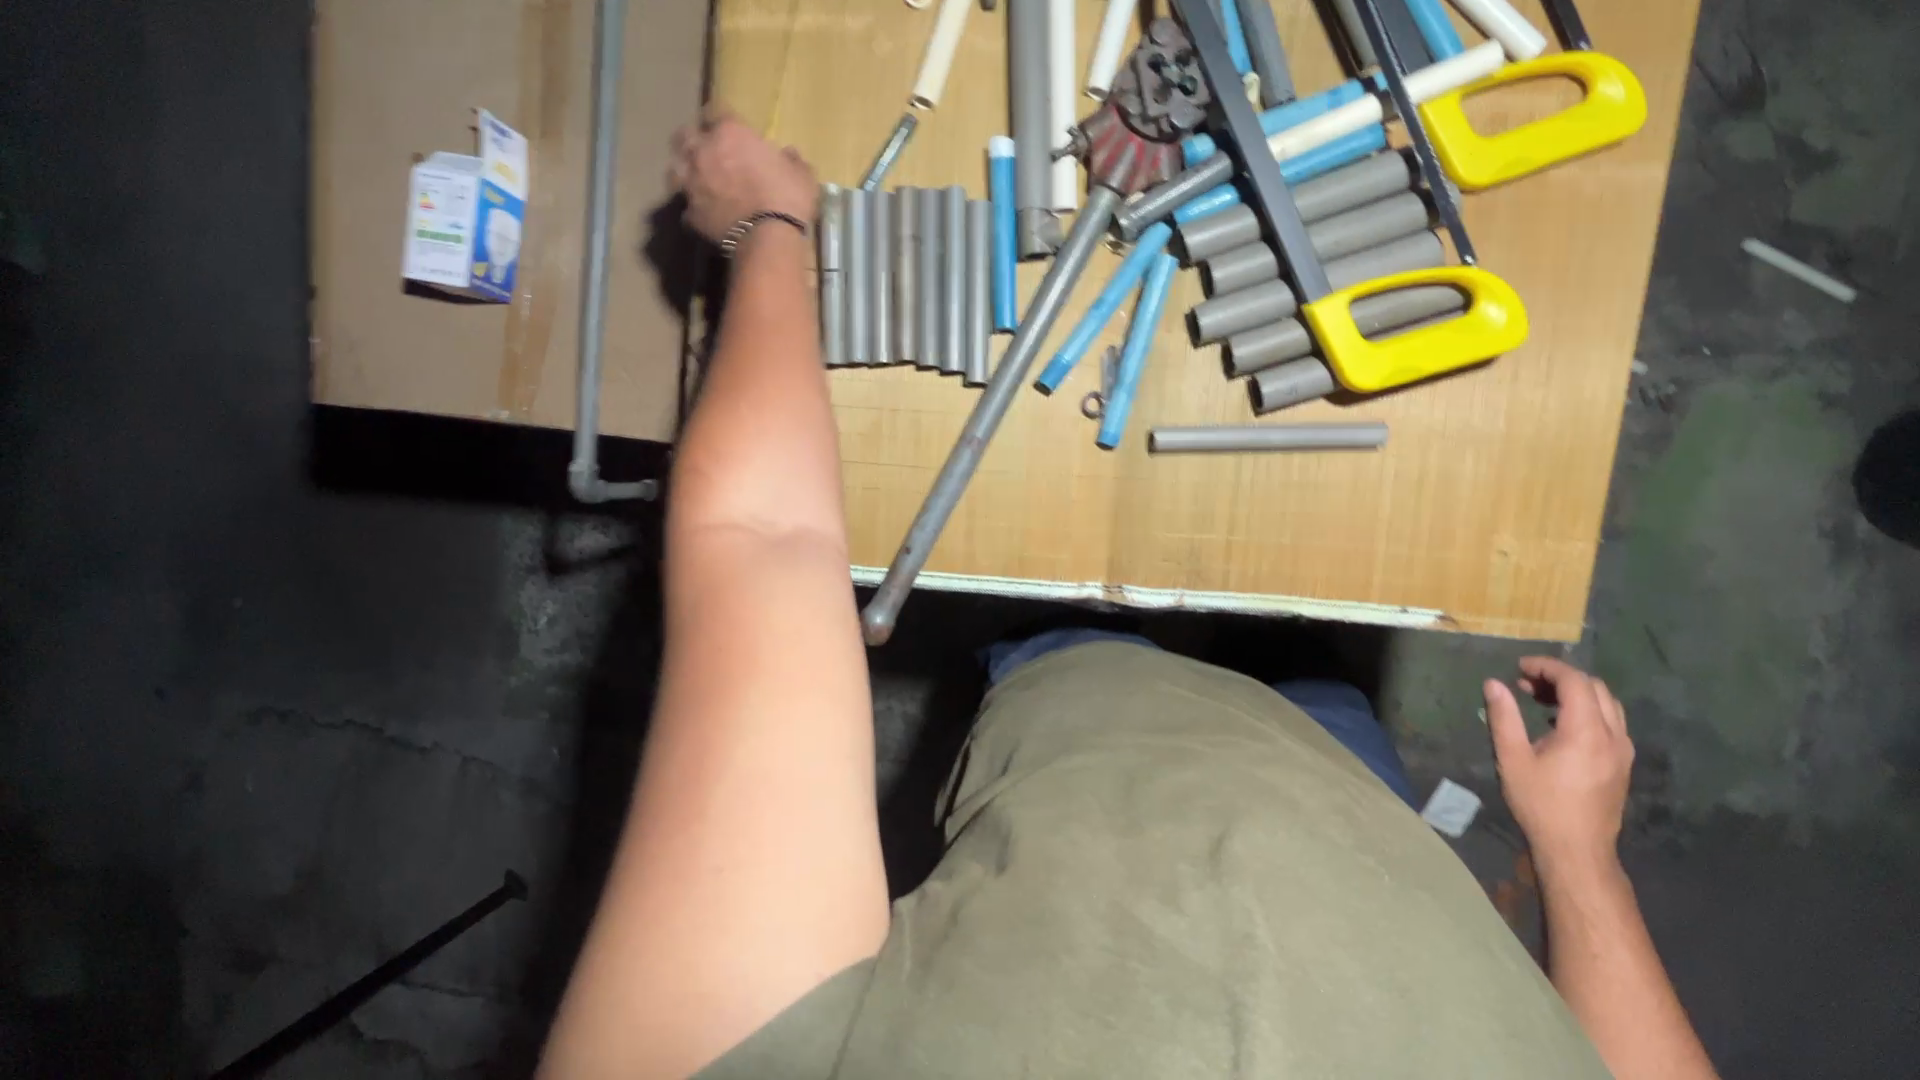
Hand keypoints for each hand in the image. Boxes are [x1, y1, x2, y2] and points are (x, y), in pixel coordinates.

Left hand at [668, 104, 817, 244]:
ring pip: (676, 168)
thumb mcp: (802, 175)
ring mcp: (692, 184)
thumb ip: (792, 161)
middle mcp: (703, 152)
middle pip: (685, 134)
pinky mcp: (690, 213)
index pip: (716, 111)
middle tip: (707, 148)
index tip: (729, 125)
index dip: (722, 118)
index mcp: (730, 133)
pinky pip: (687, 206)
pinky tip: (703, 212)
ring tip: (697, 178)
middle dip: (694, 138)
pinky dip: (694, 207)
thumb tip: (789, 156)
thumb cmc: (788, 199)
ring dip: (685, 170)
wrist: (769, 239)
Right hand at [1483, 658, 1633, 876]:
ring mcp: (1623, 750)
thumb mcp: (1512, 759)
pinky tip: (1560, 724)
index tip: (1519, 667)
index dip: (1547, 667)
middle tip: (1526, 682)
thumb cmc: (1540, 803)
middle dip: (1561, 677)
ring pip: (1607, 704)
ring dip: (1576, 693)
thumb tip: (1494, 684)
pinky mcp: (1623, 763)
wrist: (1576, 848)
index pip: (1574, 681)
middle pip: (1595, 687)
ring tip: (1541, 699)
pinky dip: (1587, 710)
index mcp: (1586, 731)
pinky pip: (1611, 722)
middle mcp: (1613, 735)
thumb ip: (1504, 718)